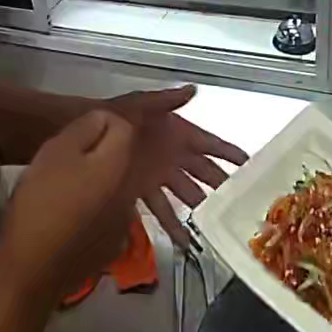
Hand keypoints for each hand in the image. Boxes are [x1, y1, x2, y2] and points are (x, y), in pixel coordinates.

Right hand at [0, 109, 138, 298]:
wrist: (28, 271)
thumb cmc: (41, 204)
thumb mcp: (57, 151)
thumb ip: (86, 127)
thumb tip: (103, 120)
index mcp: (121, 164)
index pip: (124, 126)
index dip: (100, 124)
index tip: (75, 135)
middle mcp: (131, 191)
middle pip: (122, 158)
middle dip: (100, 153)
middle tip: (67, 160)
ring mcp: (124, 222)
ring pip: (116, 187)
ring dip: (99, 182)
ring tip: (65, 190)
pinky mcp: (111, 246)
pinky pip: (108, 215)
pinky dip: (96, 211)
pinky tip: (71, 218)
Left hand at [106, 86, 248, 248]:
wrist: (82, 130)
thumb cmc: (114, 113)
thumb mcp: (141, 103)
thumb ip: (166, 100)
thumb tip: (193, 90)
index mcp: (175, 132)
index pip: (208, 144)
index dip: (228, 153)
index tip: (250, 166)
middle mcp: (171, 154)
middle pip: (202, 172)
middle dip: (220, 186)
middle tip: (240, 204)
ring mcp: (157, 173)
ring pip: (185, 193)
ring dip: (198, 209)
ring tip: (214, 230)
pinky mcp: (141, 190)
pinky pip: (161, 209)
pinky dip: (172, 224)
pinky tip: (183, 241)